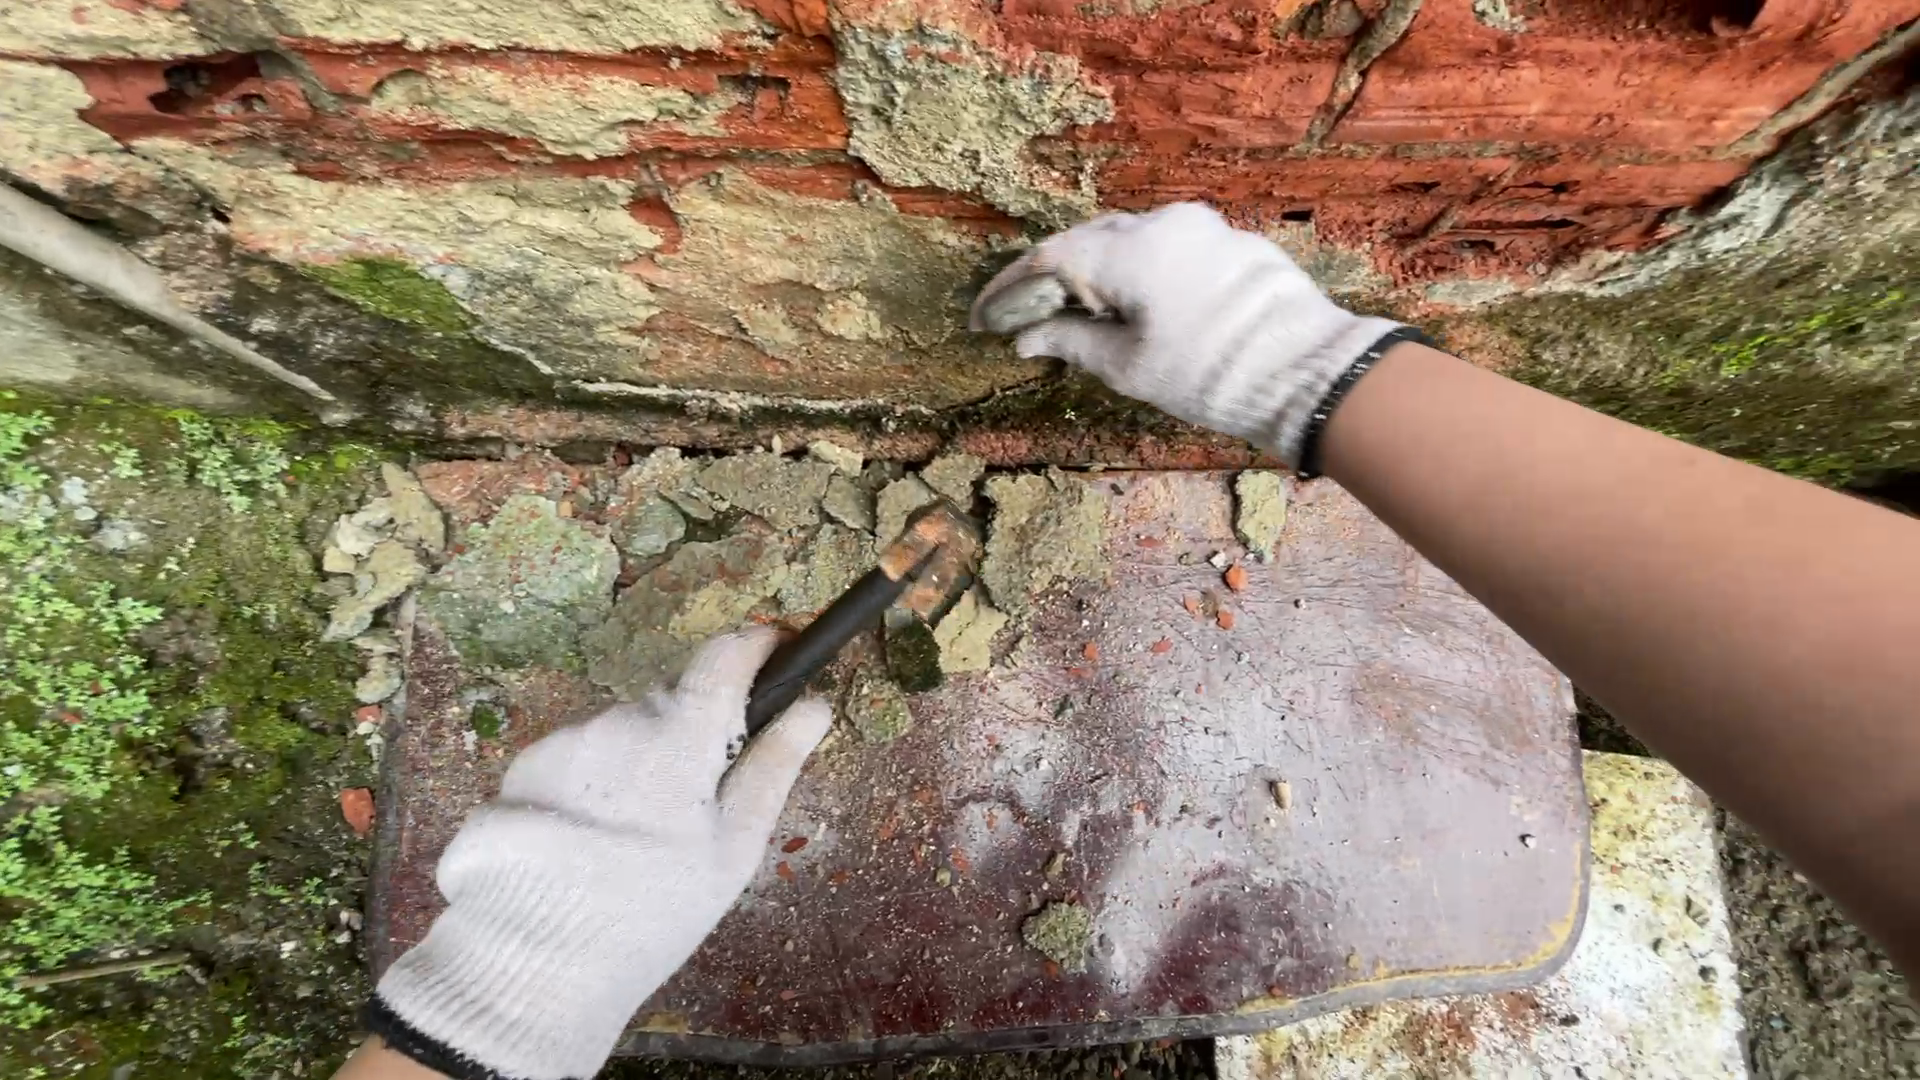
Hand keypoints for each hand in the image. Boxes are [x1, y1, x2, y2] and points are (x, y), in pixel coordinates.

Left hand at [366, 629, 831, 1079]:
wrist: (531, 966)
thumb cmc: (657, 904)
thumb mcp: (735, 842)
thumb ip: (775, 763)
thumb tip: (816, 704)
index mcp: (679, 733)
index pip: (727, 653)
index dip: (759, 643)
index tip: (778, 651)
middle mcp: (620, 718)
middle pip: (678, 696)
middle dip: (701, 723)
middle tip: (705, 792)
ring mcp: (567, 738)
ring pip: (631, 724)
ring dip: (649, 750)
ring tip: (643, 823)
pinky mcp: (526, 764)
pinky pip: (586, 748)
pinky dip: (605, 771)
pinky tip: (596, 829)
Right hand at [984, 203, 1404, 469]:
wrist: (1308, 374)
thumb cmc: (1209, 376)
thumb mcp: (1128, 366)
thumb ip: (1070, 342)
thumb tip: (1025, 338)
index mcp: (1131, 251)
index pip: (1050, 259)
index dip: (1009, 290)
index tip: (984, 319)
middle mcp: (1162, 222)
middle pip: (1084, 242)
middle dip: (1047, 279)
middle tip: (1022, 316)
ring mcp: (1200, 226)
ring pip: (1124, 240)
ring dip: (1088, 272)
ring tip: (1068, 312)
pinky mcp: (1225, 241)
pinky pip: (1160, 246)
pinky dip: (1128, 271)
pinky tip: (1122, 303)